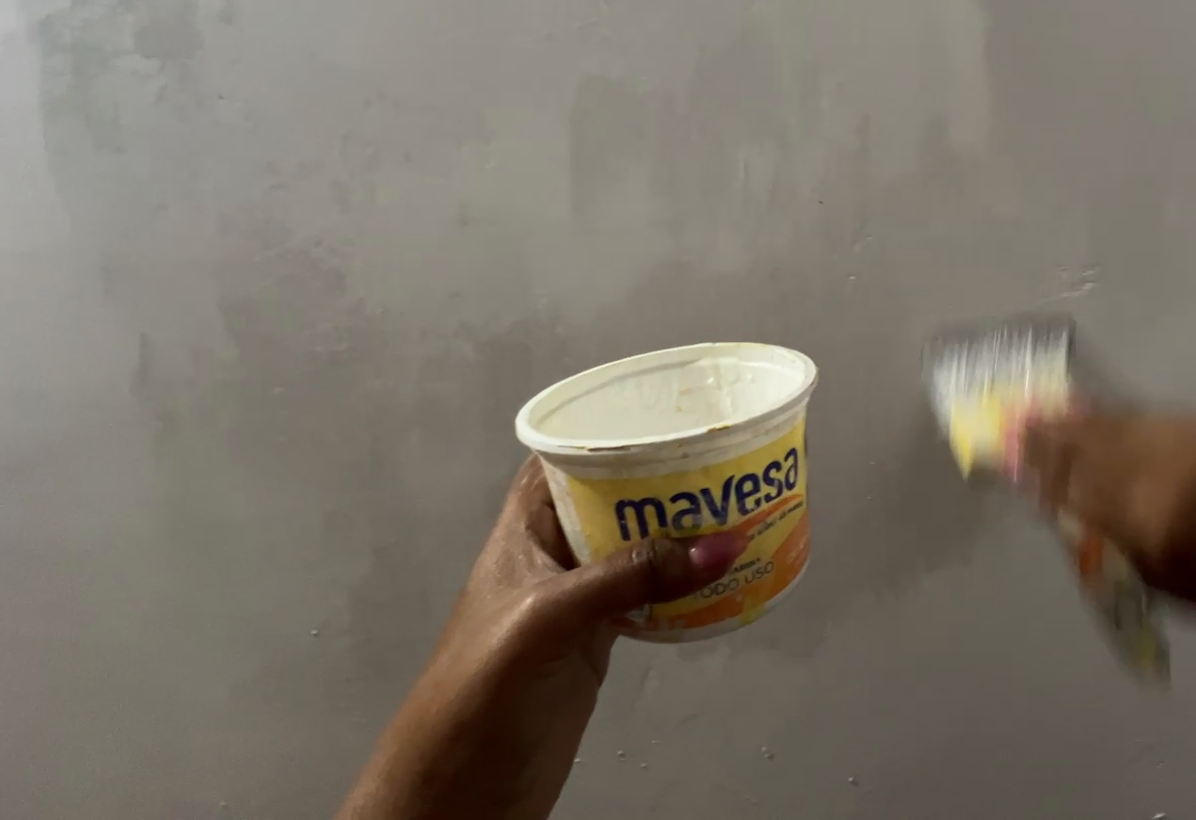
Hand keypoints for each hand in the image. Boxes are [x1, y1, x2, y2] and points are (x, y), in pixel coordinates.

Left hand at [336, 457, 744, 819]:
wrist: (462, 793)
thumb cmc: (479, 690)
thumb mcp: (551, 617)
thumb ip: (630, 577)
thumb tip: (721, 545)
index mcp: (527, 524)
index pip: (570, 455)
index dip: (613, 429)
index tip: (668, 414)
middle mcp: (555, 548)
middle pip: (616, 495)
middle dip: (664, 478)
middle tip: (720, 461)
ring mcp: (581, 592)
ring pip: (638, 542)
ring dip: (680, 530)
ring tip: (732, 508)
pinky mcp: (601, 634)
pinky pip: (650, 590)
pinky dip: (683, 580)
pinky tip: (717, 574)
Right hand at [1019, 407, 1195, 629]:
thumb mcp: (1146, 577)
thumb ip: (1094, 535)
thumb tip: (1044, 496)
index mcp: (1147, 518)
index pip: (1073, 485)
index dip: (1038, 468)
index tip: (1008, 453)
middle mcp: (1161, 469)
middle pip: (1085, 443)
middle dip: (1046, 433)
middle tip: (1015, 422)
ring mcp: (1181, 440)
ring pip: (1109, 422)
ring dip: (1071, 417)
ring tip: (1041, 411)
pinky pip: (1137, 417)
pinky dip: (1108, 418)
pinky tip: (1086, 412)